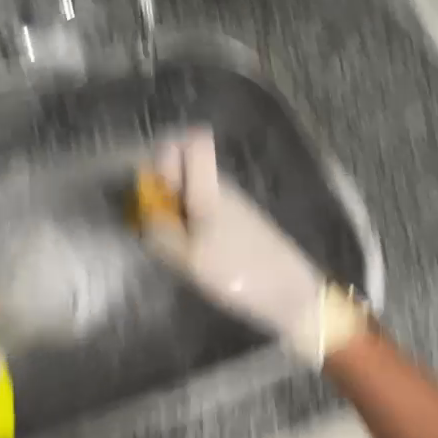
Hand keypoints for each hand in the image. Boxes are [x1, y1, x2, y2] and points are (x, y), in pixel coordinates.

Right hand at [151, 131, 352, 361]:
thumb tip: (144, 215)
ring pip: (193, 192)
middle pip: (187, 168)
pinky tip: (193, 256)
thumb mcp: (189, 260)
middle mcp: (222, 189)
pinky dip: (191, 226)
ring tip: (172, 246)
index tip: (153, 183)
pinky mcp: (240, 224)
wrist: (292, 295)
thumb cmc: (239, 274)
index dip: (167, 151)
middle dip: (164, 188)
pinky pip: (204, 211)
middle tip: (155, 222)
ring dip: (176, 211)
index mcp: (209, 190)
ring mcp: (233, 206)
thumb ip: (161, 234)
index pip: (192, 142)